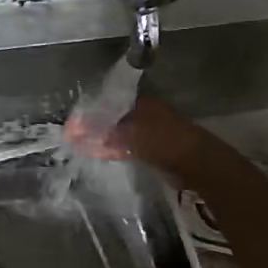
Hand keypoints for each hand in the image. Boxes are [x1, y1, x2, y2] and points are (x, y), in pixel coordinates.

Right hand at [65, 97, 205, 170]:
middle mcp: (144, 114)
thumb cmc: (165, 142)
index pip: (107, 102)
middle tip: (70, 137)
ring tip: (78, 146)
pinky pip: (124, 147)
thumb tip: (73, 132)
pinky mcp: (151, 150)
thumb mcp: (130, 134)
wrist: (196, 165)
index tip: (71, 124)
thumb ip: (103, 134)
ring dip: (99, 139)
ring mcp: (148, 132)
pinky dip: (110, 149)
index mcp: (141, 103)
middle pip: (111, 118)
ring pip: (116, 133)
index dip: (88, 112)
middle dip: (91, 126)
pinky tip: (96, 154)